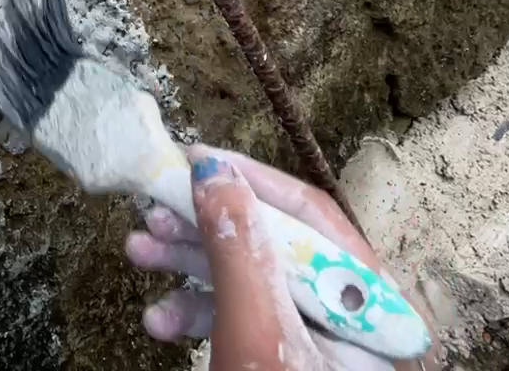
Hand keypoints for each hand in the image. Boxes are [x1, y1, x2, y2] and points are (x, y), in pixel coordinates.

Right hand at [126, 144, 436, 370]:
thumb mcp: (257, 337)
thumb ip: (240, 249)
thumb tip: (212, 169)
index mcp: (373, 309)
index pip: (310, 213)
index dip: (247, 177)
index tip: (190, 158)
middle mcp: (354, 321)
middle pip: (271, 242)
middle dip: (201, 226)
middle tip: (147, 214)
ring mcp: (321, 347)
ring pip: (249, 277)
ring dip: (187, 265)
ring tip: (136, 255)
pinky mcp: (288, 363)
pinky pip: (241, 318)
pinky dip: (196, 312)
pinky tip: (158, 320)